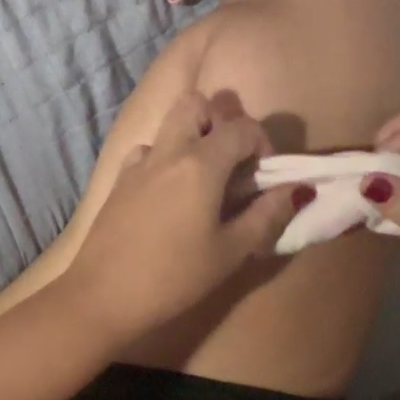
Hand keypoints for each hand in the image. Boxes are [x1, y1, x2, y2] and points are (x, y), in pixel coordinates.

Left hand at [59, 93, 306, 336]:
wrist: (102, 295)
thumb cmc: (174, 277)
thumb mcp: (231, 252)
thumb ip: (267, 215)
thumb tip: (297, 189)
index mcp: (200, 163)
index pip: (242, 127)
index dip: (263, 144)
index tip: (265, 177)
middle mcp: (168, 151)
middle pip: (196, 104)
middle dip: (220, 121)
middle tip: (232, 161)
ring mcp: (138, 162)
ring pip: (169, 123)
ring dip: (192, 136)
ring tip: (204, 178)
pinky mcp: (119, 180)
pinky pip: (147, 150)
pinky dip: (165, 158)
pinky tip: (169, 194)